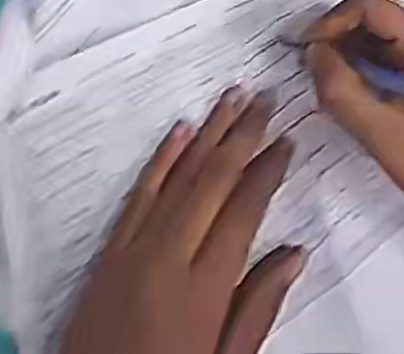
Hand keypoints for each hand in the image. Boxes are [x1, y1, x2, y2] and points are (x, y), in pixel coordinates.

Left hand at [60, 88, 303, 353]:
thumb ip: (258, 307)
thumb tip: (295, 252)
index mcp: (203, 290)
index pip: (243, 211)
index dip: (267, 171)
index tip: (287, 141)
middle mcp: (168, 258)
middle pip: (213, 180)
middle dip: (243, 133)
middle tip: (265, 97)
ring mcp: (134, 250)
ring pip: (179, 174)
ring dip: (209, 131)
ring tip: (233, 95)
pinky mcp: (109, 252)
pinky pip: (139, 193)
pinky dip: (162, 158)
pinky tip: (181, 130)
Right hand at [304, 0, 403, 210]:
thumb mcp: (380, 129)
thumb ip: (340, 88)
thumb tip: (312, 52)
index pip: (366, 5)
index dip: (332, 22)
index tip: (310, 52)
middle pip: (364, 14)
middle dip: (335, 39)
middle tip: (314, 72)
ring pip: (365, 32)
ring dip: (341, 54)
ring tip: (327, 88)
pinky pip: (371, 51)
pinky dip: (352, 66)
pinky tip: (345, 95)